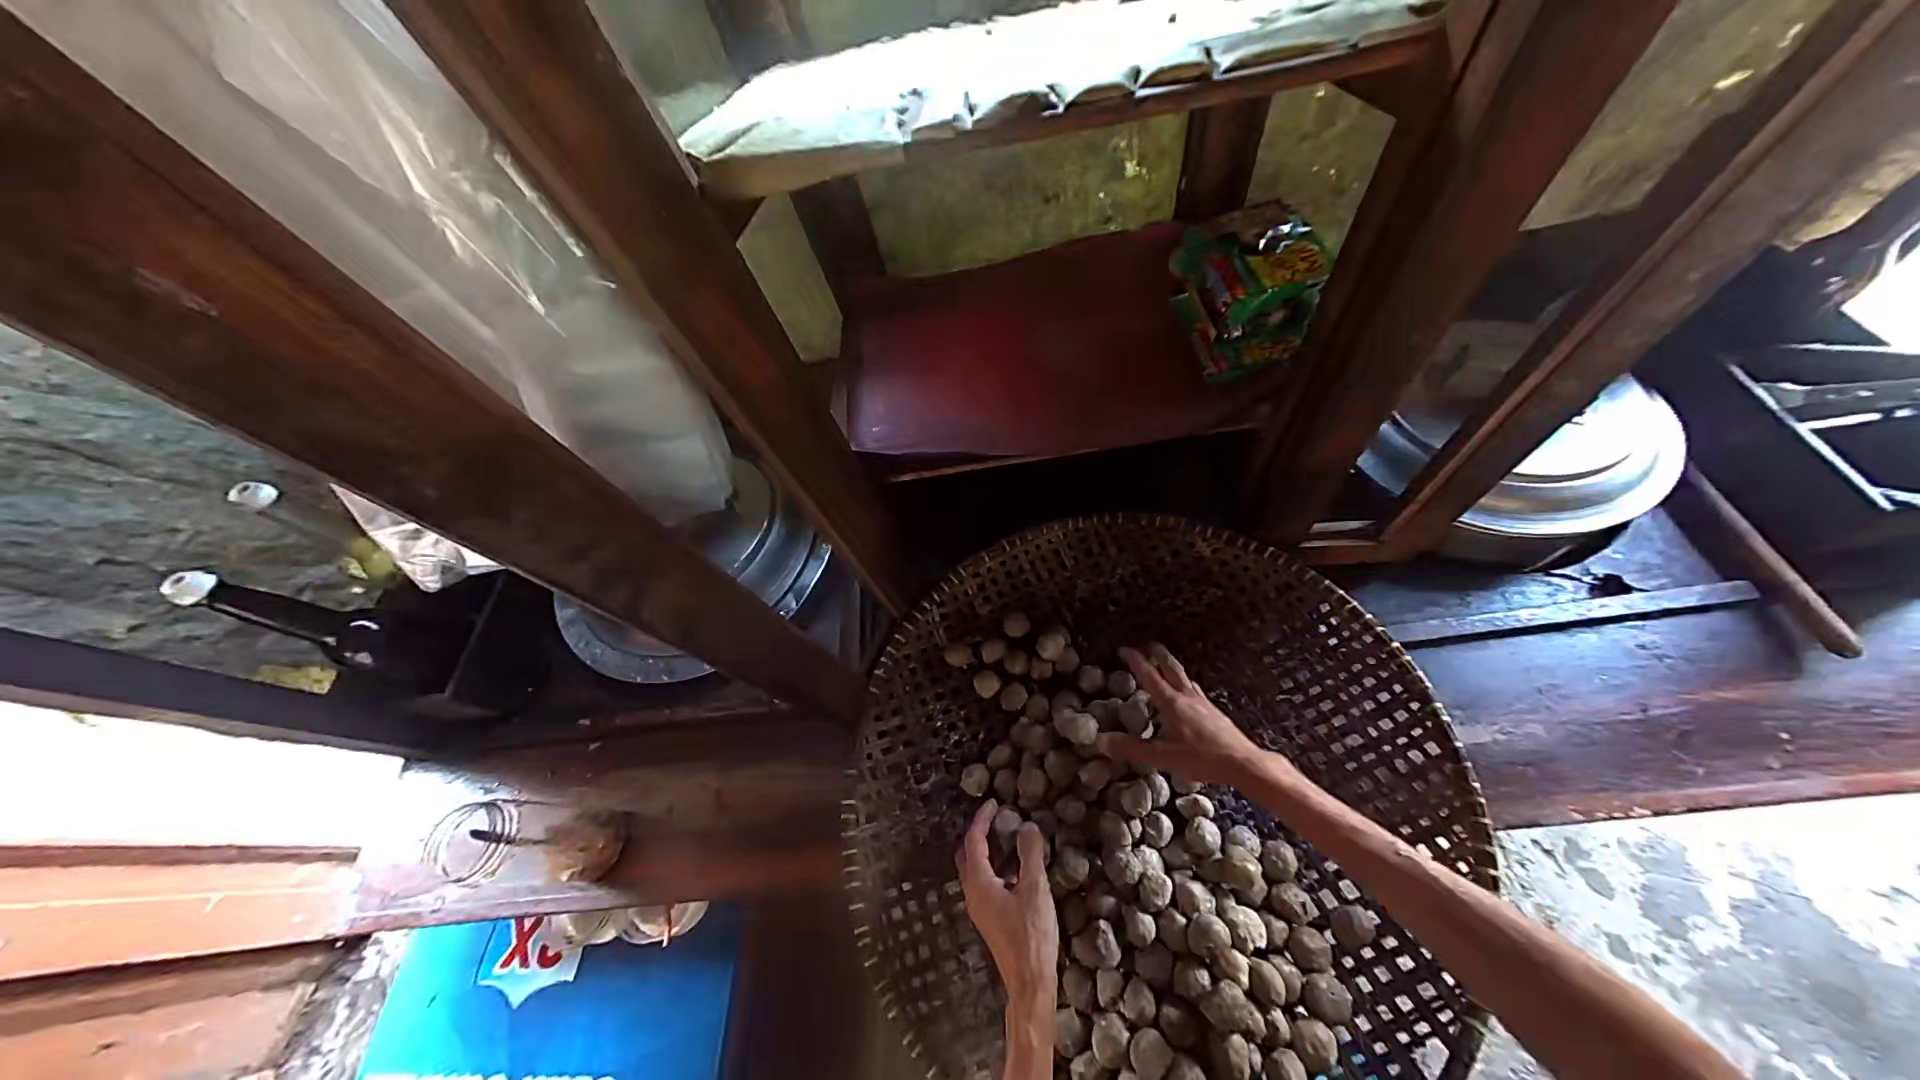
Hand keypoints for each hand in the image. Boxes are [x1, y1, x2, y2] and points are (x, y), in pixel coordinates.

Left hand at [957, 799, 1058, 1013]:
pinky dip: (995, 866)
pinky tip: (1017, 869)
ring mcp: (979, 908)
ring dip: (987, 850)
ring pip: (975, 869)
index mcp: (979, 883)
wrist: (1030, 982)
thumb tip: (1026, 825)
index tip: (994, 802)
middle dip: (979, 832)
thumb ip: (1030, 855)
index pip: (974, 841)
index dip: (982, 818)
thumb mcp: (1035, 890)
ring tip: (1009, 837)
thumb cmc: (1031, 935)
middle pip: (967, 854)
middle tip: (997, 817)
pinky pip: (985, 882)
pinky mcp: (989, 918)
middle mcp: (972, 894)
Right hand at [1096, 643, 1278, 788]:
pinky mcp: (1213, 712)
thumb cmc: (1203, 759)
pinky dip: (1184, 683)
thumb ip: (1132, 749)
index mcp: (1172, 703)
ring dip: (1171, 667)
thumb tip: (1101, 741)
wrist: (1243, 762)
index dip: (1135, 661)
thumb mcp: (1162, 757)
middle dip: (1156, 653)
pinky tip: (1187, 694)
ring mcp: (1203, 703)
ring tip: (1164, 666)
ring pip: (1184, 677)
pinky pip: (1194, 690)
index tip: (1124, 649)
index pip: (1149, 675)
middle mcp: (1187, 697)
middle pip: (1170, 667)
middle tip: (1146, 646)